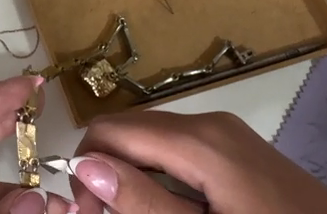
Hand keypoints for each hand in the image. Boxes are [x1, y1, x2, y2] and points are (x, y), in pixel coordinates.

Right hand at [66, 110, 326, 213]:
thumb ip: (147, 205)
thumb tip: (84, 164)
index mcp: (198, 140)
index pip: (111, 131)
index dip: (85, 168)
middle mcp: (208, 122)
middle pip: (131, 132)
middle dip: (108, 172)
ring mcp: (228, 134)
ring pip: (154, 142)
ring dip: (135, 177)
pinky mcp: (242, 151)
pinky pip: (183, 152)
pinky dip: (164, 178)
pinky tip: (174, 212)